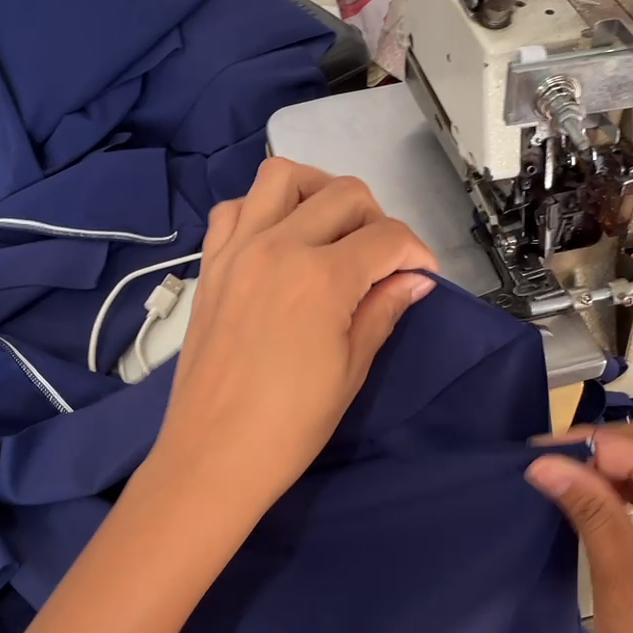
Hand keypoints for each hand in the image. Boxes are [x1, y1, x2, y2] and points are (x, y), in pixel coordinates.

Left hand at [151, 157, 436, 514]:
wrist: (213, 455)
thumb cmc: (290, 426)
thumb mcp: (352, 368)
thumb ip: (384, 310)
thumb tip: (415, 279)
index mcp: (321, 277)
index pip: (388, 237)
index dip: (417, 253)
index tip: (422, 275)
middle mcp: (278, 246)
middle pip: (345, 194)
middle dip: (378, 219)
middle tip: (382, 260)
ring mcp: (238, 250)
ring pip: (283, 176)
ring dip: (318, 192)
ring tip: (331, 230)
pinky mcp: (211, 264)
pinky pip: (235, 207)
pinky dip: (262, 208)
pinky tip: (279, 240)